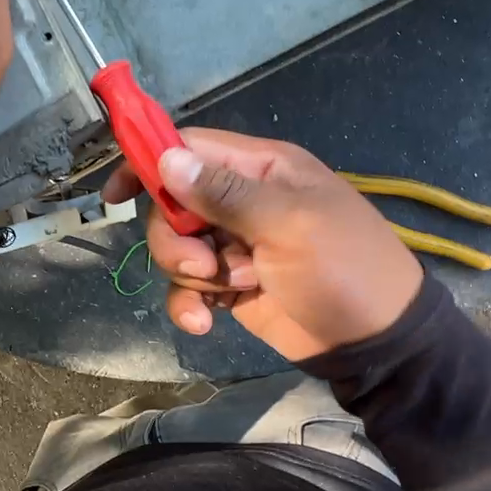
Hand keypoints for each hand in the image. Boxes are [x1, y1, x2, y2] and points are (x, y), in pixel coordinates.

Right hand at [101, 129, 423, 360]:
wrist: (375, 341)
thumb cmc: (344, 268)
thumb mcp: (290, 224)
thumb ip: (226, 193)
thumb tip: (167, 161)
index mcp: (260, 169)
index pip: (189, 149)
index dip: (148, 163)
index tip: (115, 193)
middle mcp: (240, 201)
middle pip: (171, 206)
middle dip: (174, 239)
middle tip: (203, 265)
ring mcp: (232, 245)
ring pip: (174, 249)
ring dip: (189, 274)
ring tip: (228, 291)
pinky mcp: (228, 285)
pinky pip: (186, 287)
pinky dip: (189, 304)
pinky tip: (206, 322)